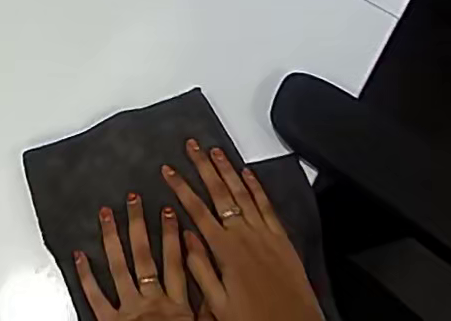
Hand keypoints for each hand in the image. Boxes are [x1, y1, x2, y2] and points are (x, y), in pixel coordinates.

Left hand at [71, 191, 195, 320]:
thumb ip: (208, 313)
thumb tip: (216, 290)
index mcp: (176, 309)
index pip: (175, 264)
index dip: (172, 236)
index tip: (168, 210)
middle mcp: (151, 304)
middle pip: (144, 257)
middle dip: (138, 225)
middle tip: (132, 198)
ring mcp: (128, 312)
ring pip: (119, 268)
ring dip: (111, 238)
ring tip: (105, 213)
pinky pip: (96, 297)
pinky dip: (86, 275)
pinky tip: (79, 255)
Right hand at [161, 139, 322, 320]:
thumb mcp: (219, 305)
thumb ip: (200, 268)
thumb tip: (185, 236)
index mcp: (225, 250)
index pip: (196, 209)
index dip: (180, 187)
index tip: (168, 170)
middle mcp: (244, 235)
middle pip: (219, 192)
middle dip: (203, 165)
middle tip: (192, 146)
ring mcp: (264, 234)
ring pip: (242, 192)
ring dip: (227, 169)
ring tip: (215, 150)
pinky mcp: (282, 239)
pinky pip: (267, 205)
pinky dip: (256, 187)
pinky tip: (248, 173)